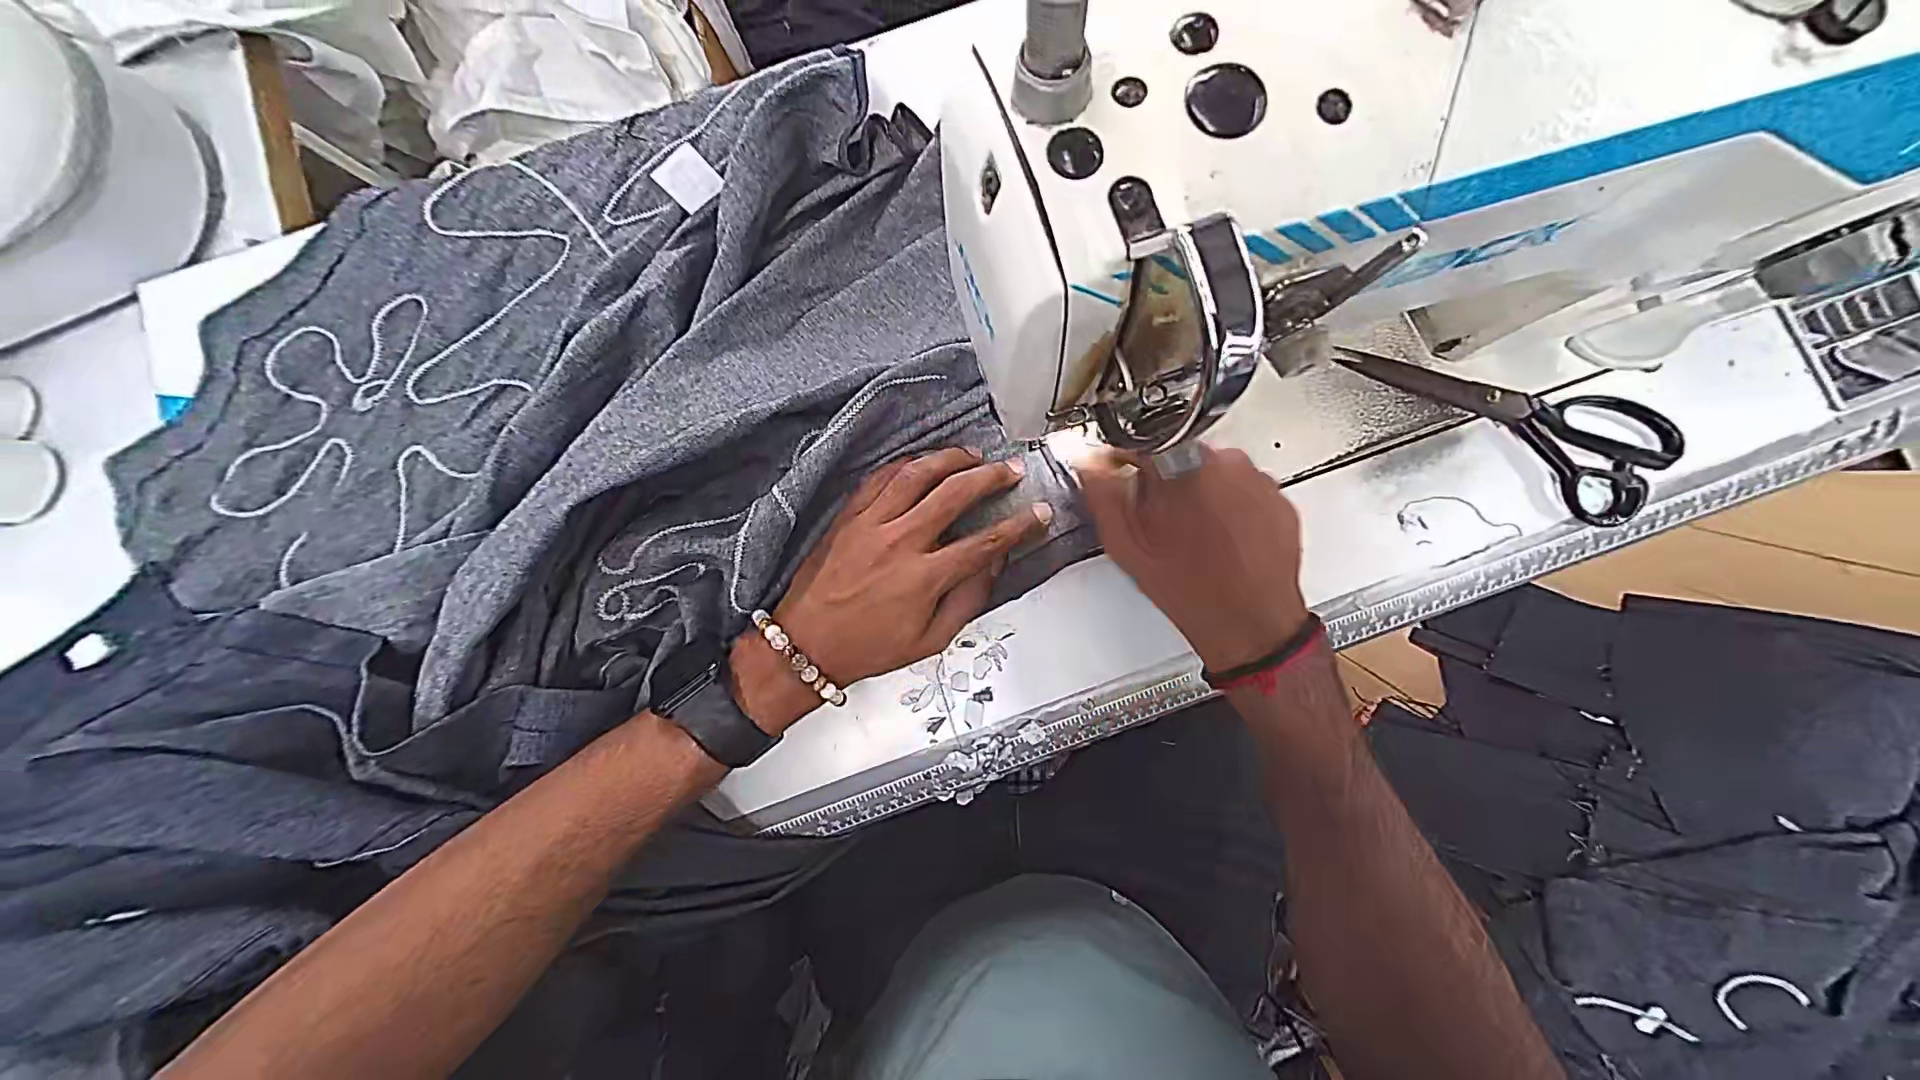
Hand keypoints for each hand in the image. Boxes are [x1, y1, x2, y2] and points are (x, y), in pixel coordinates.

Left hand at [730, 448, 1051, 733]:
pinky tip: (923, 462)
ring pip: (918, 474)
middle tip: (1010, 470)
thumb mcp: (930, 640)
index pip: (986, 541)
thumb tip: (993, 564)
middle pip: (956, 493)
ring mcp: (870, 525)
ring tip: (973, 456)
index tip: (1036, 513)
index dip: (1019, 525)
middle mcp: (898, 543)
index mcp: (923, 578)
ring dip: (951, 459)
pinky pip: (880, 477)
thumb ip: (968, 599)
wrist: (806, 644)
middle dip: (992, 476)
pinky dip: (906, 464)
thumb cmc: (865, 647)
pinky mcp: (849, 517)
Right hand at [1077, 444, 1309, 671]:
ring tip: (1195, 533)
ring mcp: (1257, 482)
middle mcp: (1226, 465)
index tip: (1127, 474)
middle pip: (1182, 454)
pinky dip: (1231, 505)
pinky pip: (1245, 488)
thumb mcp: (1126, 545)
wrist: (1248, 620)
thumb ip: (1103, 494)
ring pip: (1215, 470)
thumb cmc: (1193, 590)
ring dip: (1202, 492)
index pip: (1146, 441)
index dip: (1131, 461)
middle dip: (1169, 480)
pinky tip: (1221, 537)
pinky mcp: (1278, 498)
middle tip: (1163, 519)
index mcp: (1182, 468)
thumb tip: (1089, 464)